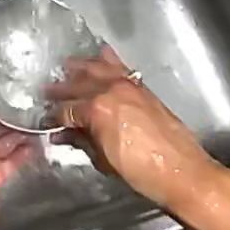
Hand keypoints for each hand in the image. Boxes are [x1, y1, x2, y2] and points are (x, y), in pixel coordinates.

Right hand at [48, 47, 229, 214]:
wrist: (183, 173)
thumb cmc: (142, 174)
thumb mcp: (104, 162)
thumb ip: (82, 141)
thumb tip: (64, 134)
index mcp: (97, 110)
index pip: (66, 109)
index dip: (53, 116)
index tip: (46, 120)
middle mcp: (110, 90)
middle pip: (77, 84)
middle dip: (60, 90)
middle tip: (47, 93)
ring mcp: (127, 84)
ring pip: (95, 68)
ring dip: (79, 68)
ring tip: (66, 69)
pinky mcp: (140, 86)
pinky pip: (118, 65)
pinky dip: (106, 59)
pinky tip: (99, 55)